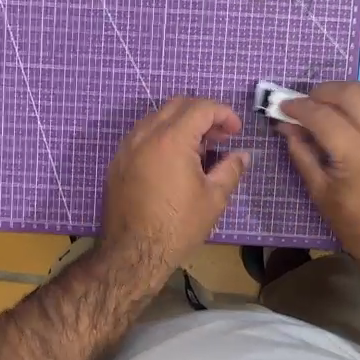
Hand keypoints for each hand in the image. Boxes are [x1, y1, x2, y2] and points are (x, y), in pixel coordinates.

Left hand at [100, 97, 249, 284]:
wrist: (132, 254)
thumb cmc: (177, 227)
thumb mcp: (213, 199)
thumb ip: (230, 169)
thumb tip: (242, 155)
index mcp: (171, 139)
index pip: (201, 108)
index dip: (224, 114)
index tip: (235, 131)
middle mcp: (144, 135)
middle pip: (177, 105)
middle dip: (202, 114)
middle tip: (220, 136)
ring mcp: (126, 148)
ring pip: (156, 118)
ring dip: (180, 124)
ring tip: (199, 150)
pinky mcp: (116, 163)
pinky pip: (141, 135)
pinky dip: (161, 137)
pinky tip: (173, 161)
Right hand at [278, 82, 359, 266]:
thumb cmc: (356, 224)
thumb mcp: (320, 192)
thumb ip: (302, 153)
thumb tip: (286, 126)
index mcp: (358, 156)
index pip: (323, 116)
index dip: (299, 107)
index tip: (284, 106)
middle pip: (350, 94)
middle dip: (323, 92)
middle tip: (307, 102)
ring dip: (349, 90)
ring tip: (332, 101)